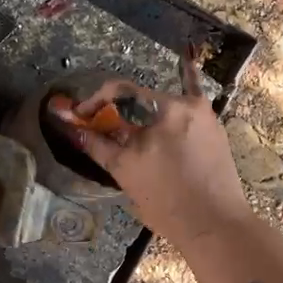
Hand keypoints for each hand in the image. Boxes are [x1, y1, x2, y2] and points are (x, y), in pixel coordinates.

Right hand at [47, 51, 251, 244]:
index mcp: (164, 108)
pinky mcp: (214, 131)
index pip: (118, 91)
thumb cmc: (166, 197)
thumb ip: (96, 141)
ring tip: (124, 127)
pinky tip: (185, 56)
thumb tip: (67, 123)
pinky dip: (187, 78)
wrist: (215, 227)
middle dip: (115, 110)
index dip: (93, 102)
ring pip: (161, 104)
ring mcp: (205, 116)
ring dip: (139, 110)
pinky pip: (194, 101)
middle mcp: (187, 104)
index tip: (79, 118)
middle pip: (139, 98)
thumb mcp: (124, 169)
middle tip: (98, 128)